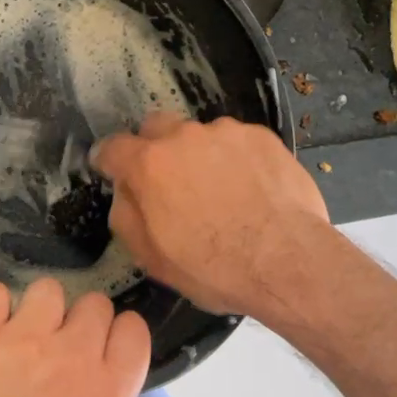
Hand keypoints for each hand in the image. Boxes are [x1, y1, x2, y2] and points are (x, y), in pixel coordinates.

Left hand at [0, 278, 149, 396]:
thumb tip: (95, 386)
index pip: (134, 332)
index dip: (116, 335)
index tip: (100, 348)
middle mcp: (71, 357)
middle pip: (93, 303)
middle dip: (77, 321)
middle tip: (55, 349)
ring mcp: (22, 340)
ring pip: (48, 289)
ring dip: (37, 311)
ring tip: (17, 339)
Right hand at [93, 112, 330, 316]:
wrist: (288, 260)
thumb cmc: (215, 269)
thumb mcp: (154, 260)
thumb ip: (127, 218)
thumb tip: (125, 193)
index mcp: (150, 165)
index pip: (113, 147)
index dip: (108, 159)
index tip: (110, 168)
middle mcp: (183, 136)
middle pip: (156, 127)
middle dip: (154, 147)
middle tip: (169, 181)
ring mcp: (225, 131)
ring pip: (200, 135)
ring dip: (200, 156)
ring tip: (222, 192)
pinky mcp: (260, 135)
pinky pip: (236, 142)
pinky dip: (236, 159)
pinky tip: (252, 190)